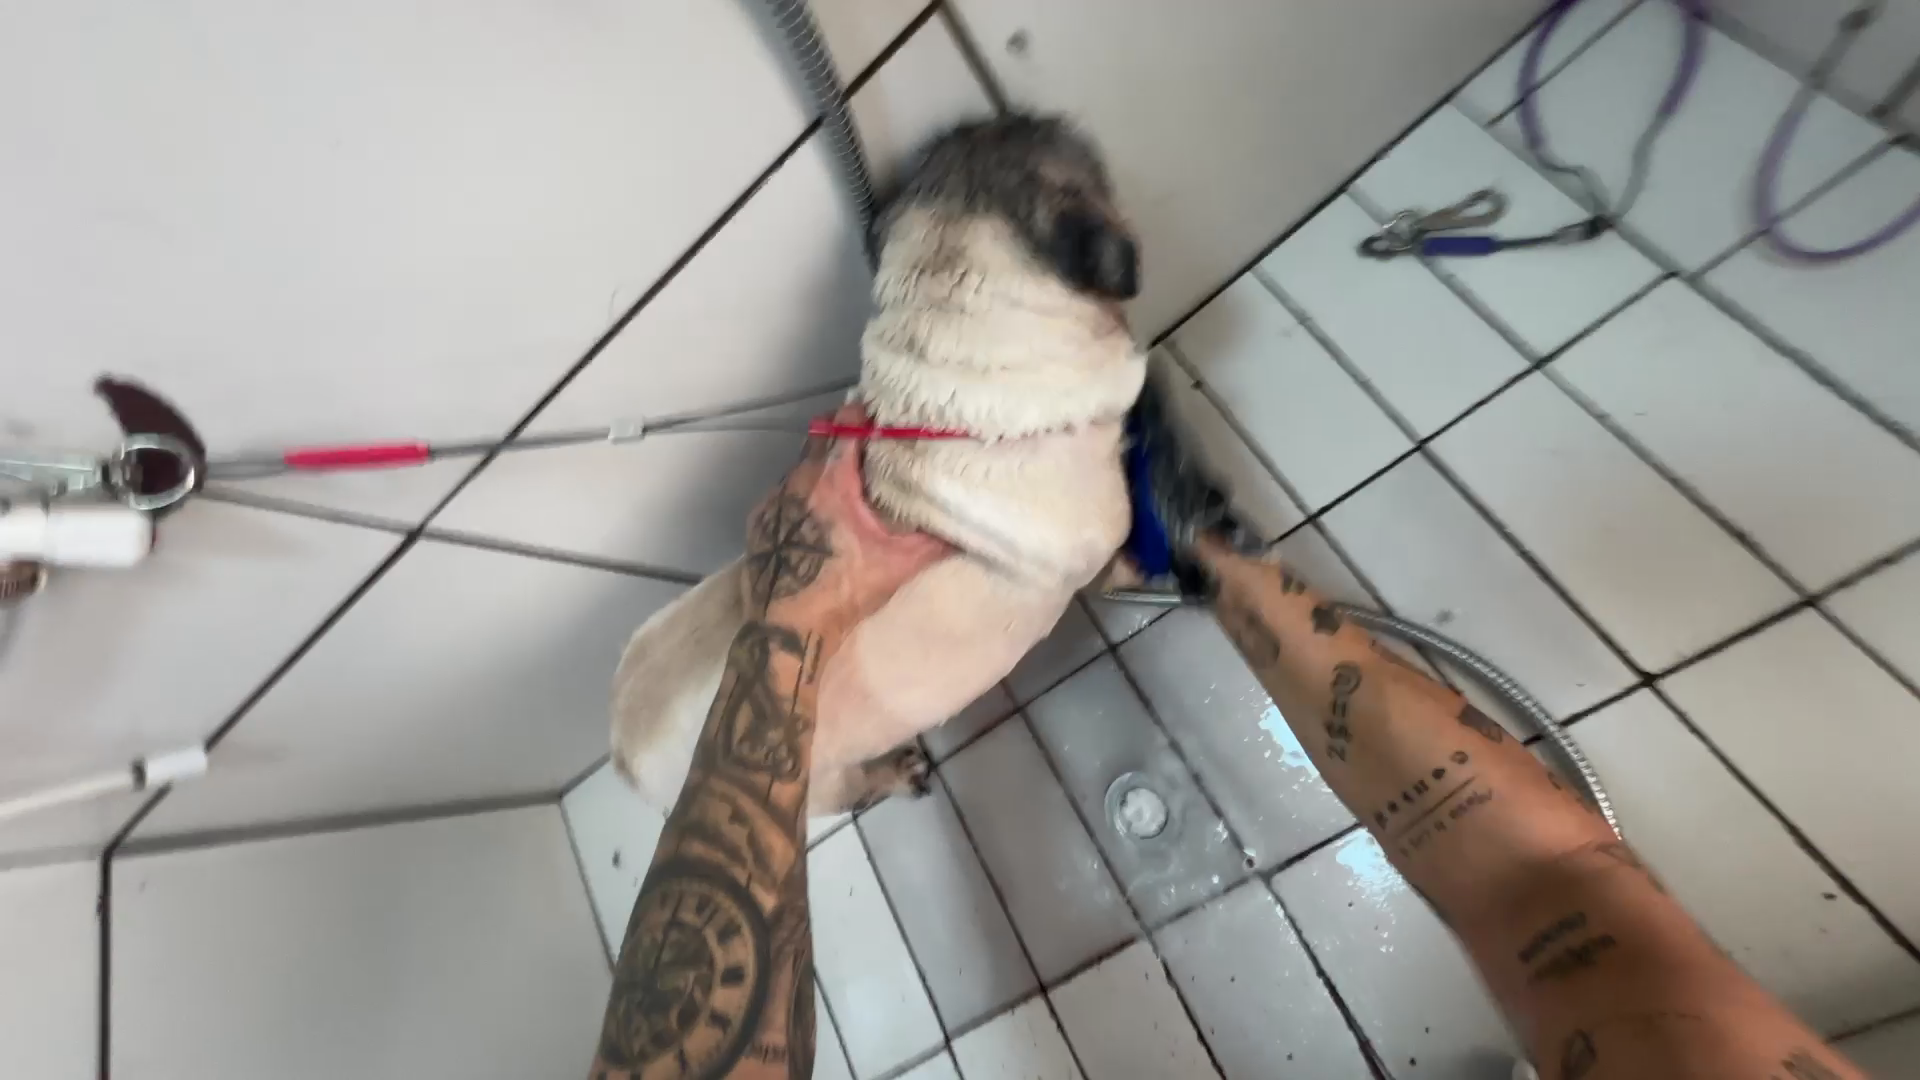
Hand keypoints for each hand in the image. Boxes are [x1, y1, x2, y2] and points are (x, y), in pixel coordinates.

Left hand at [741, 404, 949, 628]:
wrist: (787, 629)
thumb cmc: (844, 592)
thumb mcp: (899, 565)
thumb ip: (934, 541)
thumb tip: (967, 527)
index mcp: (831, 482)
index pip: (845, 427)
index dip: (862, 415)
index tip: (879, 413)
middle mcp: (797, 482)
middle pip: (819, 439)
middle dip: (842, 434)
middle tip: (867, 439)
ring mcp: (773, 501)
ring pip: (799, 465)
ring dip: (821, 463)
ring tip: (846, 473)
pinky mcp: (758, 521)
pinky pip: (783, 491)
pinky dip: (802, 490)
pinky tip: (818, 507)